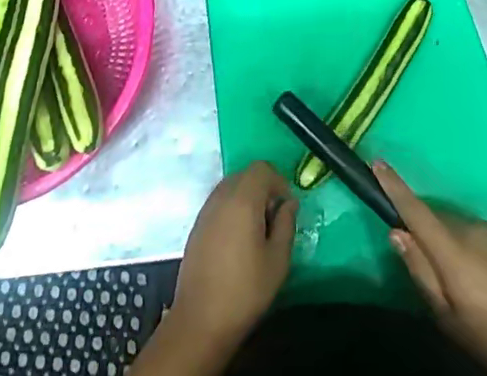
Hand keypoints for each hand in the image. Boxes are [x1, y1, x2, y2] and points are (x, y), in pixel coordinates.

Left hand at [170, 161, 297, 346]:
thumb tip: (288, 204)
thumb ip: (286, 224)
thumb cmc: (246, 289)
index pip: (261, 168)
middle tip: (275, 219)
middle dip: (264, 188)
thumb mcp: (278, 260)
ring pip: (231, 186)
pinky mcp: (197, 223)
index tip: (287, 207)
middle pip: (245, 174)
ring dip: (248, 197)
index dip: (279, 181)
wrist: (201, 317)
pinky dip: (233, 207)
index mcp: (242, 200)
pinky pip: (219, 201)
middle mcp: (221, 196)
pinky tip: (239, 238)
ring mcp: (206, 208)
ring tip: (259, 231)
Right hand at [375, 161, 486, 375]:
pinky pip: (480, 232)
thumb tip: (396, 232)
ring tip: (463, 275)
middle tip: (429, 263)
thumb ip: (419, 270)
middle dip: (427, 231)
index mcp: (452, 251)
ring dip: (452, 239)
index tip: (378, 162)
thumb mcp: (445, 314)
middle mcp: (472, 230)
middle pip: (436, 219)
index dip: (394, 185)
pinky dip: (473, 244)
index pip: (415, 210)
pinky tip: (486, 274)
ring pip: (459, 226)